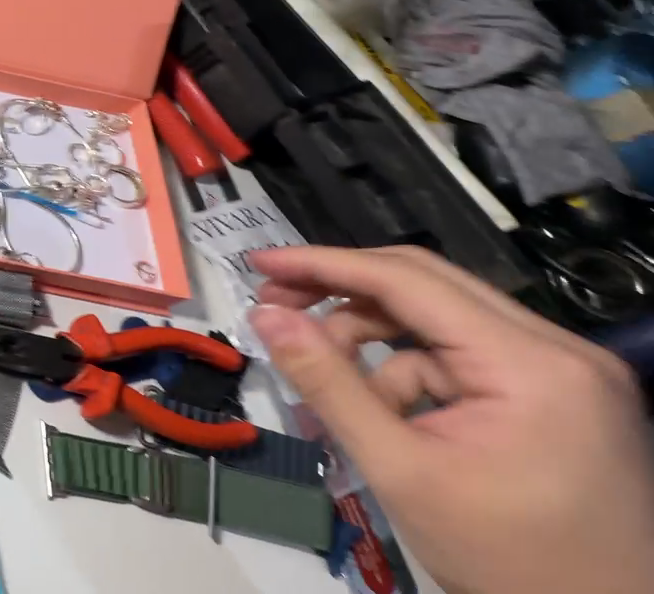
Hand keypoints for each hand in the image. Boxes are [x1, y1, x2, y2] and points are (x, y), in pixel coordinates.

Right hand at [249, 246, 653, 593]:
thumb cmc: (509, 559)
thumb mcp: (400, 469)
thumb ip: (327, 383)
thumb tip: (264, 316)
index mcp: (532, 365)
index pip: (407, 280)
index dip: (322, 264)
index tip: (257, 263)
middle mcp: (559, 351)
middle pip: (423, 283)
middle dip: (339, 290)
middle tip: (273, 305)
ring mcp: (564, 372)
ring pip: (435, 317)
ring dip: (369, 336)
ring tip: (326, 375)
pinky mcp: (557, 394)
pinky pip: (457, 354)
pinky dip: (405, 369)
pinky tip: (382, 409)